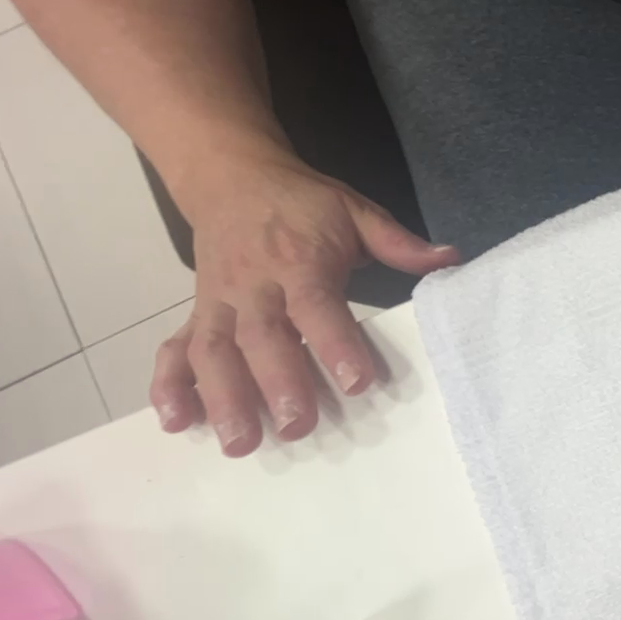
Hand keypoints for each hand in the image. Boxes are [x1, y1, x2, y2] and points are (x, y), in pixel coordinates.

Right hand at [152, 150, 459, 455]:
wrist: (228, 175)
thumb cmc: (304, 203)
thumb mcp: (358, 212)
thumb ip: (400, 242)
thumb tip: (450, 259)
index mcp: (298, 262)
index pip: (317, 307)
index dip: (336, 344)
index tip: (358, 383)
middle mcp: (252, 286)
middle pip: (260, 339)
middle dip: (277, 385)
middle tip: (299, 428)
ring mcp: (217, 300)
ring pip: (213, 351)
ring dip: (222, 399)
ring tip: (240, 444)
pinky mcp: (196, 310)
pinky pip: (176, 347)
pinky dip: (170, 383)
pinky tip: (174, 422)